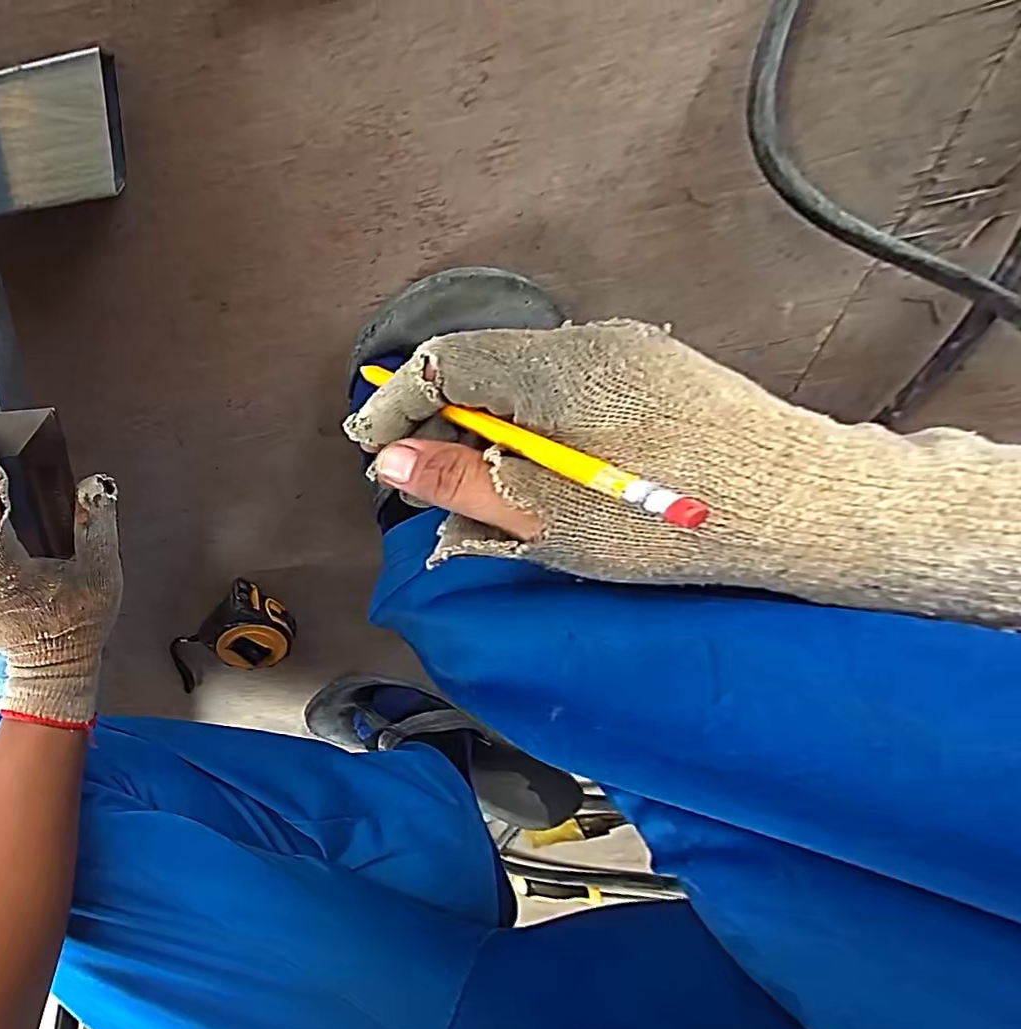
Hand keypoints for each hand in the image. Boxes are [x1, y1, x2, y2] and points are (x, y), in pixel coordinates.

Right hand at [343, 318, 1020, 625]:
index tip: (371, 449)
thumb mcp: (544, 513)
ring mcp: (614, 352)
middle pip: (467, 366)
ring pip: (501, 378)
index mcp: (559, 371)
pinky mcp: (634, 371)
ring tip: (465, 481)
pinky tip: (516, 466)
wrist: (817, 510)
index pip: (441, 361)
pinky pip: (541, 386)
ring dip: (465, 426)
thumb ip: (456, 480)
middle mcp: (585, 345)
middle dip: (426, 421)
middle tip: (415, 479)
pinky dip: (507, 423)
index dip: (392, 404)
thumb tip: (384, 459)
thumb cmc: (675, 521)